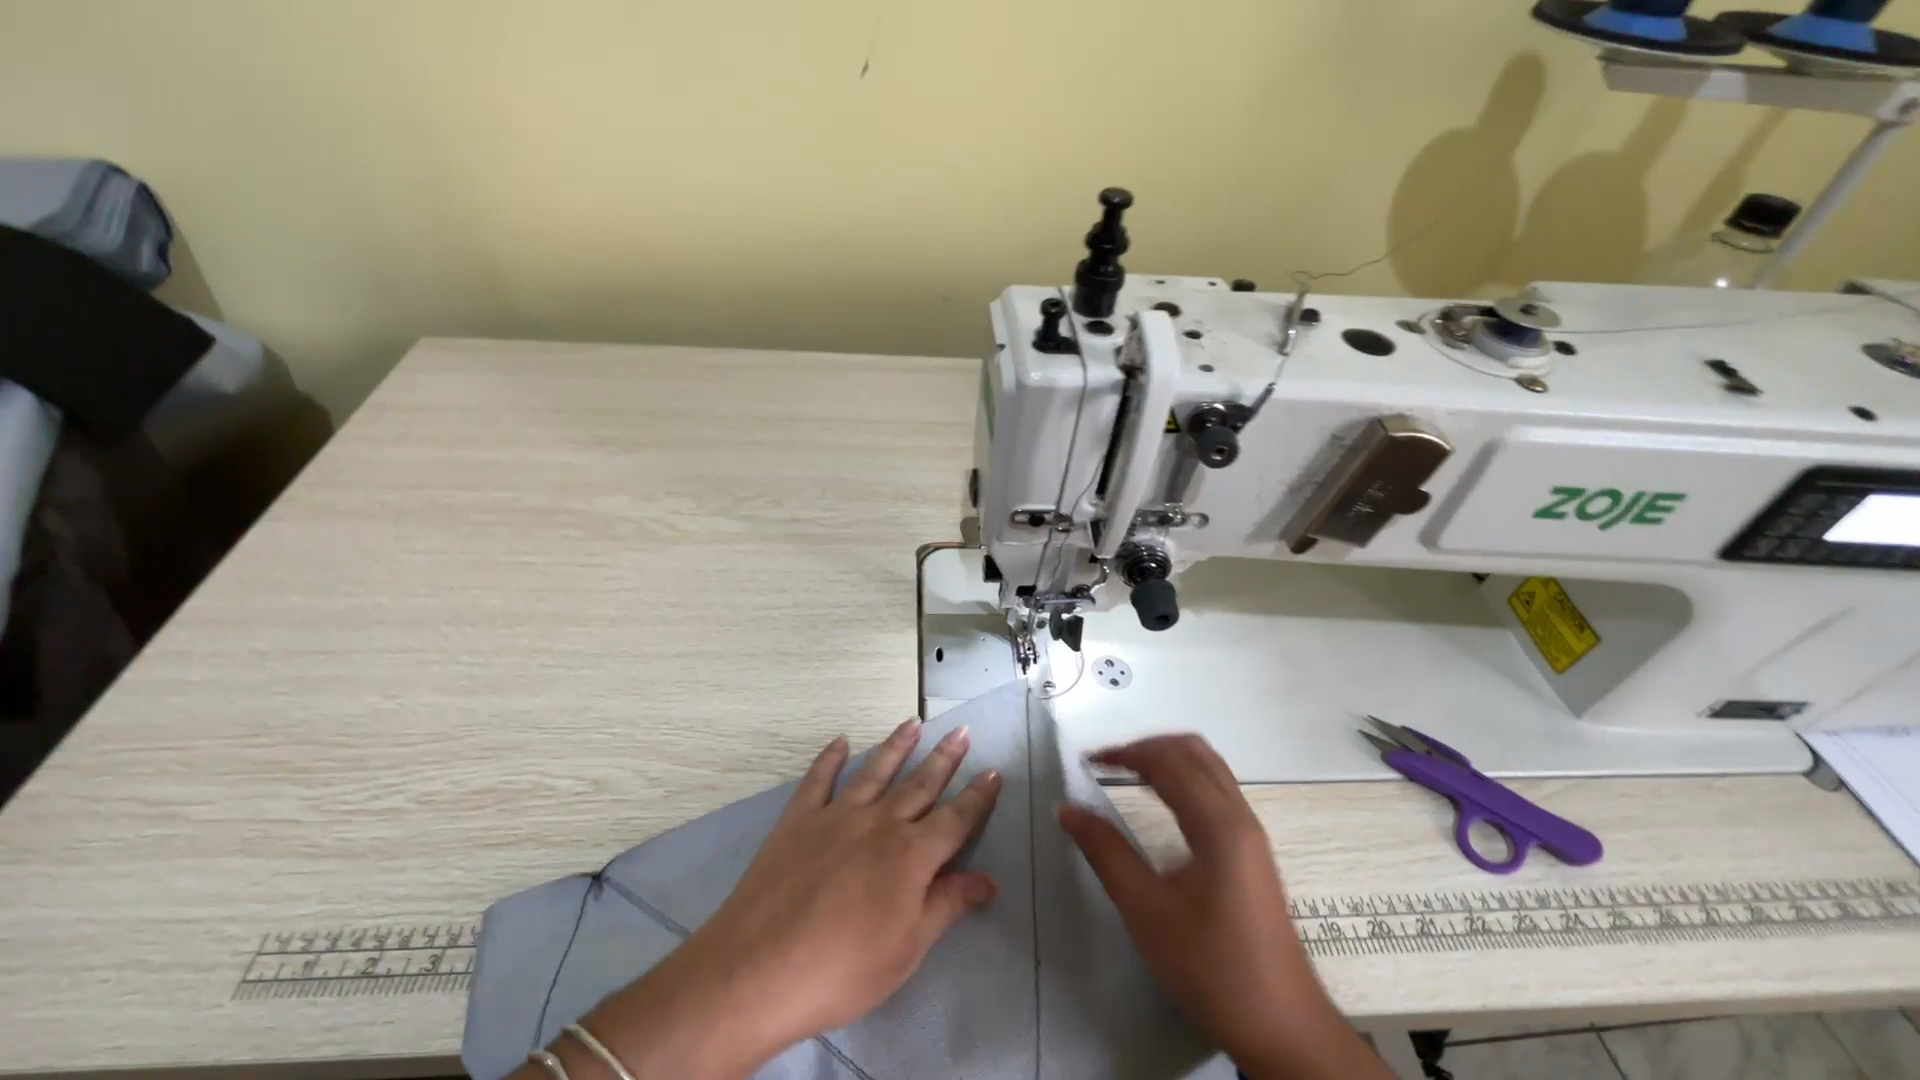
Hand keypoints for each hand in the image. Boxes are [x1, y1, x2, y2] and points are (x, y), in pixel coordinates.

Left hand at [569, 718, 1002, 1079]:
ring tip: (913, 724)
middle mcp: (878, 824)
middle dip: (945, 759)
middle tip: (962, 732)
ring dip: (896, 747)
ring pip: (874, 772)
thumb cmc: (844, 968)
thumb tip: (989, 879)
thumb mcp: (908, 948)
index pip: (956, 820)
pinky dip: (830, 758)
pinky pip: (818, 780)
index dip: (978, 797)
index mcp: (911, 856)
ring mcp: (835, 817)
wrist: (758, 969)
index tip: (994, 772)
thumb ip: (948, 904)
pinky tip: (840, 742)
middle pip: (920, 785)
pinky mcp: (796, 821)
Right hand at [1057, 735, 1385, 1079]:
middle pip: (1194, 751)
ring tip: (1127, 774)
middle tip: (1106, 763)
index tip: (1087, 760)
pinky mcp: (1252, 852)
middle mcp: (1240, 817)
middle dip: (1148, 747)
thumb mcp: (1145, 910)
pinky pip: (1218, 791)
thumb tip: (1067, 808)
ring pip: (1210, 768)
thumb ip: (1105, 852)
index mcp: (1217, 824)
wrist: (1278, 1021)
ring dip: (1168, 760)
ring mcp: (1251, 834)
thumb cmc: (1209, 966)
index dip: (1125, 752)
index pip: (1168, 761)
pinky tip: (1161, 804)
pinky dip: (1185, 780)